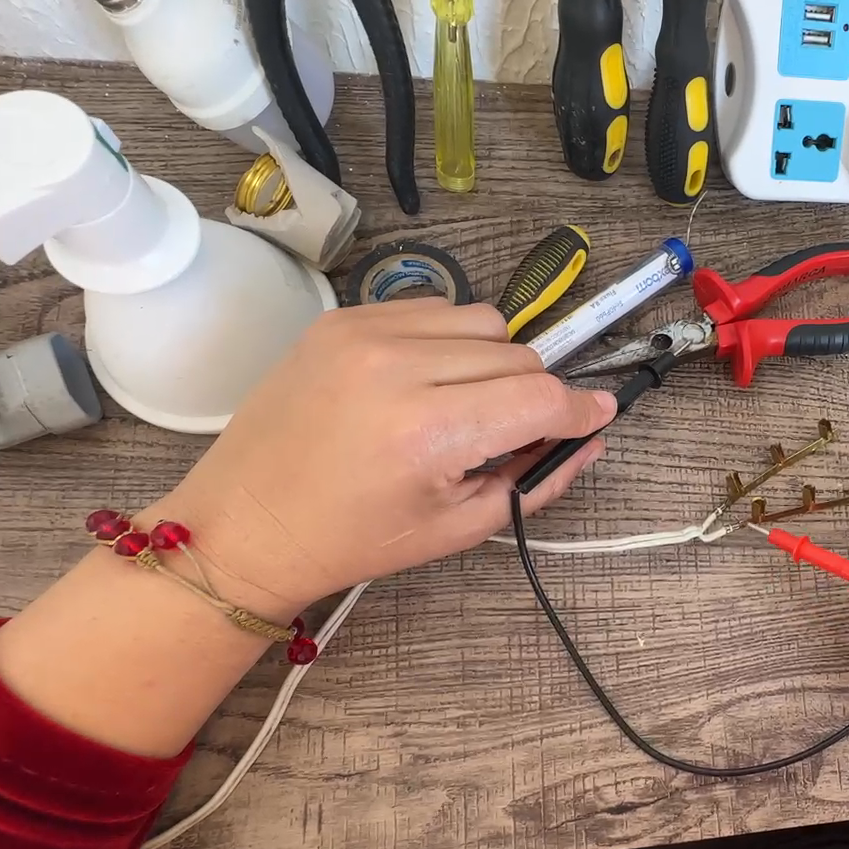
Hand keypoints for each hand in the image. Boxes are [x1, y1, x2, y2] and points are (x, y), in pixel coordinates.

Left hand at [148, 299, 616, 615]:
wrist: (249, 522)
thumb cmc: (361, 539)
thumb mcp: (464, 526)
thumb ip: (540, 480)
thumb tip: (591, 439)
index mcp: (429, 433)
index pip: (540, 399)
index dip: (581, 410)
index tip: (599, 416)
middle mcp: (398, 367)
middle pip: (520, 356)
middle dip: (537, 396)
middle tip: (516, 434)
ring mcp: (365, 332)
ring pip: (487, 323)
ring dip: (499, 363)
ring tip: (470, 403)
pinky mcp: (343, 317)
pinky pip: (438, 309)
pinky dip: (455, 341)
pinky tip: (432, 379)